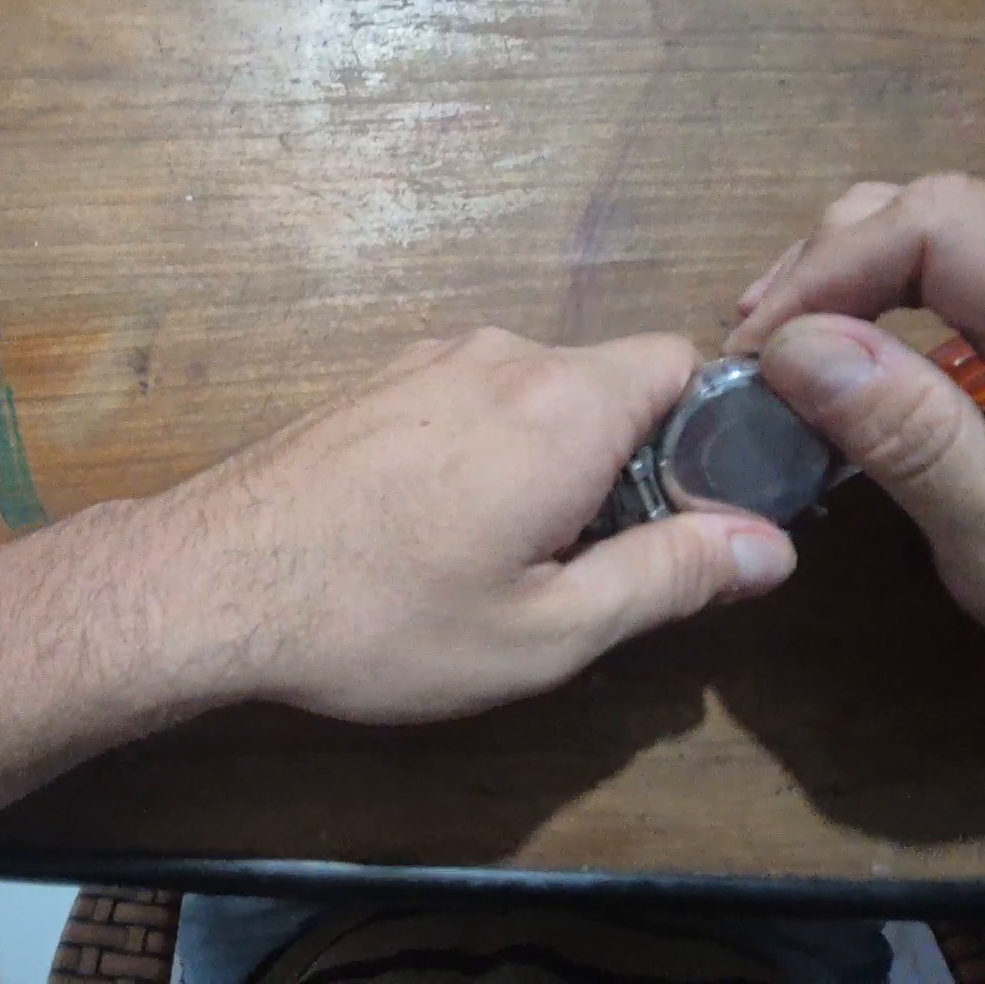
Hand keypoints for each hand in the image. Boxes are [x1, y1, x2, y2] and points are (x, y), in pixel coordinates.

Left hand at [131, 327, 796, 723]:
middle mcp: (500, 354)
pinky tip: (430, 514)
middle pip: (607, 381)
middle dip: (621, 457)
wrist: (216, 579)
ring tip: (494, 544)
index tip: (679, 509)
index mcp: (563, 403)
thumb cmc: (385, 617)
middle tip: (577, 553)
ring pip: (535, 390)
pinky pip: (470, 394)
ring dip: (546, 454)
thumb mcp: (545, 630)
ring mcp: (428, 357)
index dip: (702, 433)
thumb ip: (667, 577)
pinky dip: (484, 442)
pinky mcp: (378, 377)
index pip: (682, 364)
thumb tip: (769, 545)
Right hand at [728, 174, 984, 700]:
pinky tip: (841, 338)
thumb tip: (797, 349)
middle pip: (931, 207)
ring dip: (834, 274)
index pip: (945, 228)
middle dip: (816, 274)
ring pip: (933, 213)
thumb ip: (918, 451)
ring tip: (779, 352)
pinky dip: (873, 282)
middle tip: (751, 366)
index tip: (755, 355)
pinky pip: (957, 244)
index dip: (826, 273)